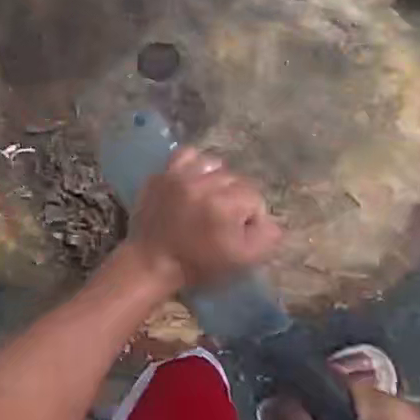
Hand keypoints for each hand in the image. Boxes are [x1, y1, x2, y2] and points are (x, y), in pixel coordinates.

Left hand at [121, 147, 280, 290]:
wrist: (151, 263)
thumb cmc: (199, 264)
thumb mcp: (242, 260)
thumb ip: (266, 237)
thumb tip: (269, 220)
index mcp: (225, 204)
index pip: (254, 197)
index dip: (250, 216)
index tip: (237, 231)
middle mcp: (203, 183)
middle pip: (235, 179)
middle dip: (234, 198)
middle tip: (222, 218)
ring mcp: (179, 175)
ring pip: (213, 164)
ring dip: (216, 179)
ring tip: (208, 198)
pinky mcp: (162, 174)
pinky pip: (185, 155)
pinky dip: (194, 164)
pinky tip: (193, 181)